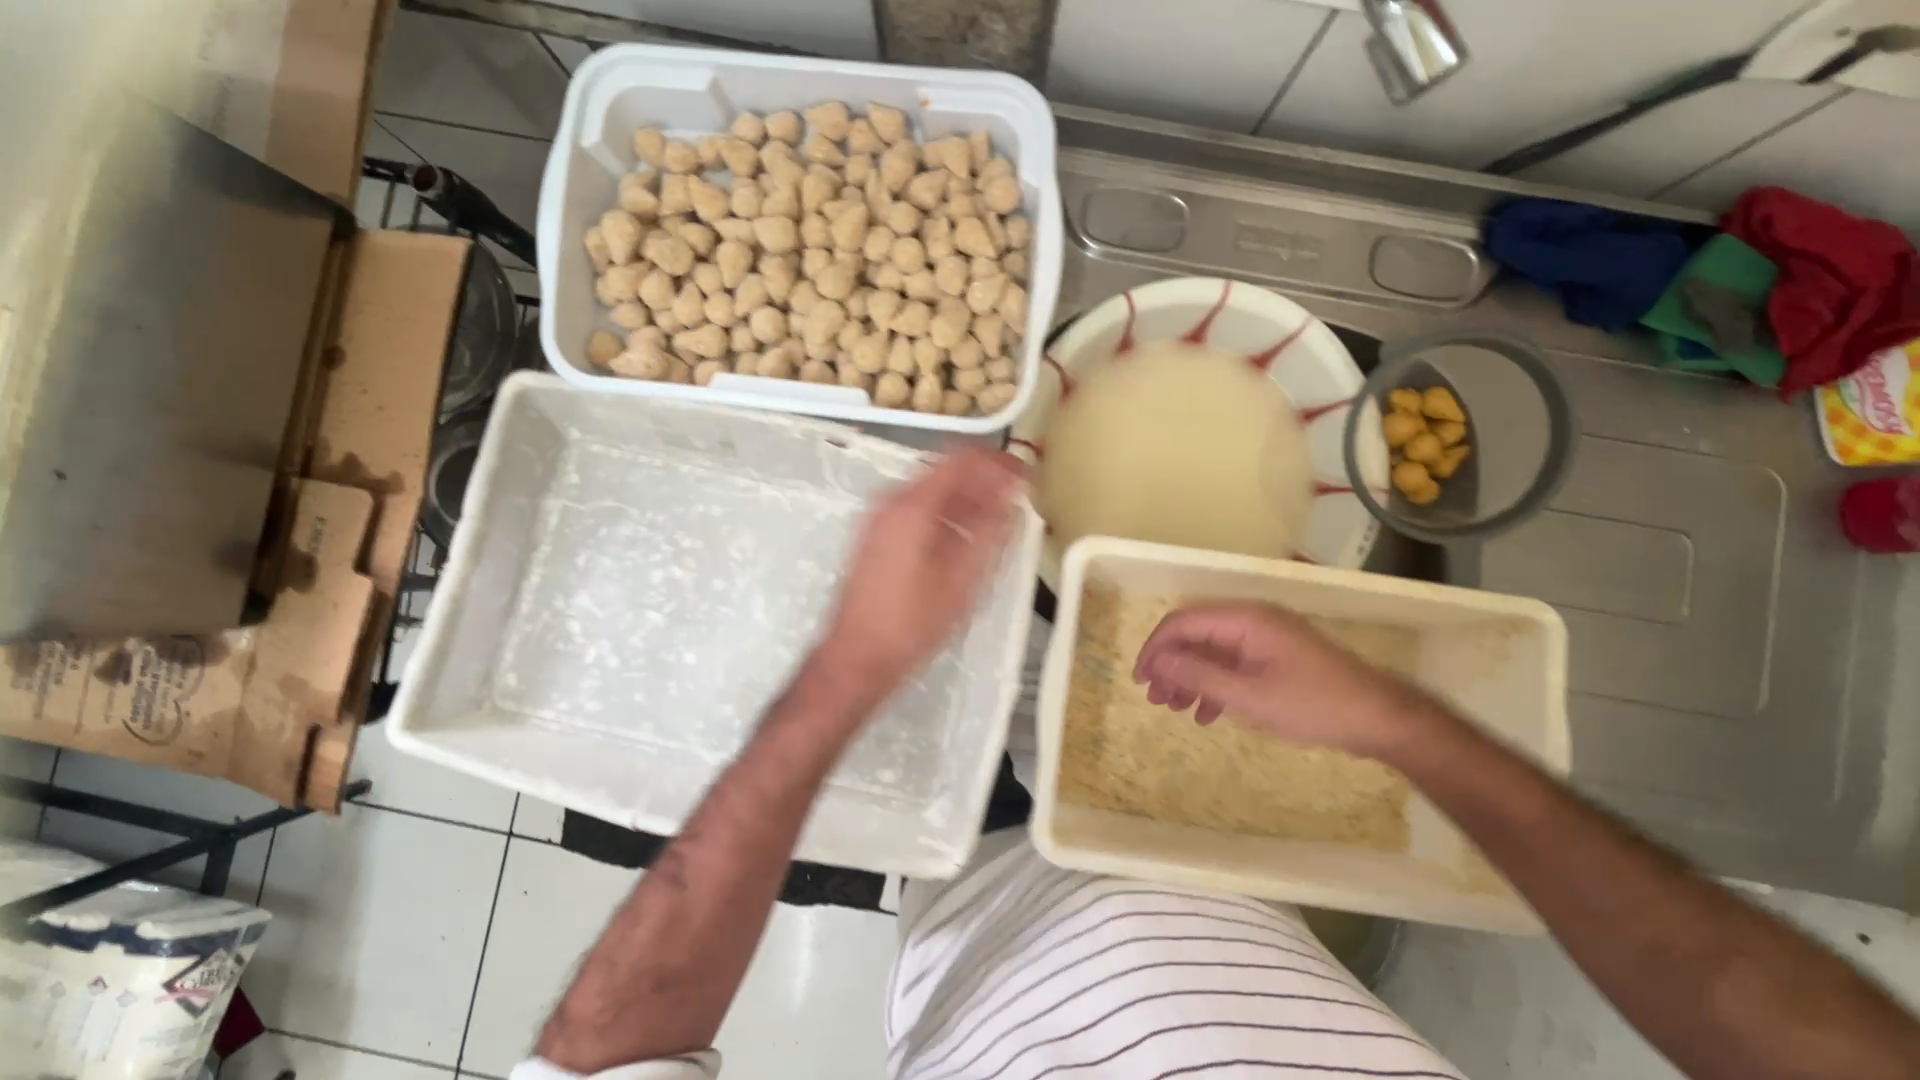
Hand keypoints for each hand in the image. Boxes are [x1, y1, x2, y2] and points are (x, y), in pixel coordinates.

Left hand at [817, 445, 1023, 704]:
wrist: (856, 657)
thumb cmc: (911, 624)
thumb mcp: (962, 579)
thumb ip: (991, 531)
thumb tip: (1012, 499)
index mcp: (912, 505)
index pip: (962, 459)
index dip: (999, 462)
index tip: (1027, 475)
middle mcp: (891, 502)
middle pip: (946, 472)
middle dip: (985, 480)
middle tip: (1019, 497)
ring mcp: (879, 520)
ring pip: (932, 492)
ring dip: (968, 498)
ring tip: (1000, 518)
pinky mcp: (876, 539)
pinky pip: (918, 511)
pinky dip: (947, 515)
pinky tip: (969, 538)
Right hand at [1132, 601, 1448, 758]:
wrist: (1378, 717)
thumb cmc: (1313, 704)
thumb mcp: (1250, 696)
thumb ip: (1200, 677)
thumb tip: (1159, 662)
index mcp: (1245, 620)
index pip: (1184, 623)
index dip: (1156, 649)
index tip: (1140, 679)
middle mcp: (1252, 621)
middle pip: (1195, 635)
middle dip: (1170, 665)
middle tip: (1154, 698)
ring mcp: (1266, 640)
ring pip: (1212, 652)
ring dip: (1189, 677)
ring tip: (1173, 709)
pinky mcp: (1276, 658)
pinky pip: (1233, 665)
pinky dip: (1214, 685)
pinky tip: (1206, 713)